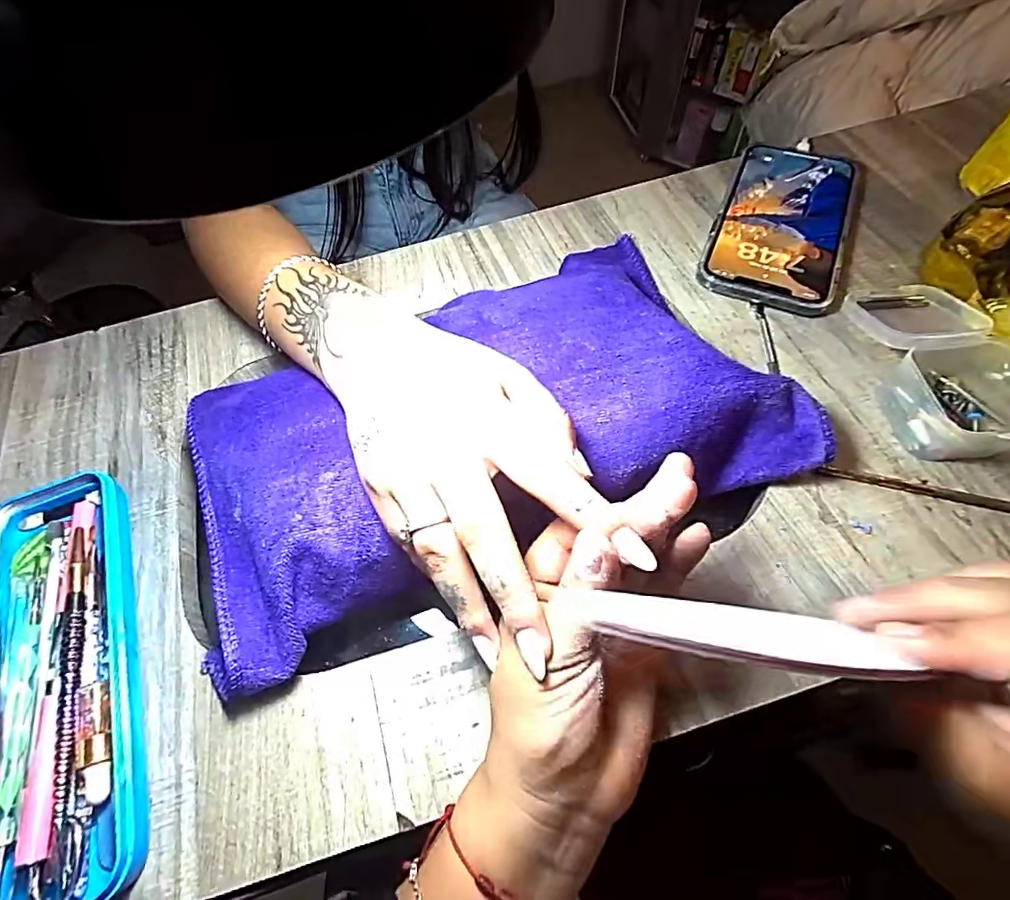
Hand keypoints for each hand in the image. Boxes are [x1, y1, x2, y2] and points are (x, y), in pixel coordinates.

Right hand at [291, 282, 659, 678]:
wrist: (374, 356)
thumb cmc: (451, 366)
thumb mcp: (509, 376)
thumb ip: (548, 423)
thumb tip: (579, 475)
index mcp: (488, 422)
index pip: (551, 477)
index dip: (594, 519)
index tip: (636, 558)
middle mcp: (446, 454)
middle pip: (485, 533)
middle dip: (516, 597)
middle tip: (544, 653)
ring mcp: (406, 474)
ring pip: (438, 550)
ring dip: (466, 604)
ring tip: (492, 650)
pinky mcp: (379, 488)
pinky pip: (409, 542)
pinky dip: (434, 579)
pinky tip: (455, 607)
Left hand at [485, 459, 712, 826]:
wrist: (563, 796)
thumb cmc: (532, 728)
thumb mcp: (550, 659)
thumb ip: (579, 600)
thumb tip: (598, 540)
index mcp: (535, 588)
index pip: (574, 535)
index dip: (609, 513)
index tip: (645, 493)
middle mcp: (573, 593)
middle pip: (610, 540)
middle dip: (643, 508)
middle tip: (679, 476)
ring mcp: (611, 615)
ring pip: (640, 562)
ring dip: (665, 530)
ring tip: (689, 494)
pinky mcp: (642, 642)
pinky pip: (664, 598)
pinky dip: (681, 569)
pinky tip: (696, 541)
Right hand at [835, 563, 1009, 846]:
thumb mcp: (970, 774)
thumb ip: (925, 704)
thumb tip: (882, 646)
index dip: (951, 635)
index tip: (884, 641)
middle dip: (921, 602)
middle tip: (856, 616)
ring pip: (999, 581)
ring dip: (926, 592)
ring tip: (875, 612)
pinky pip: (992, 586)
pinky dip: (938, 593)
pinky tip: (906, 613)